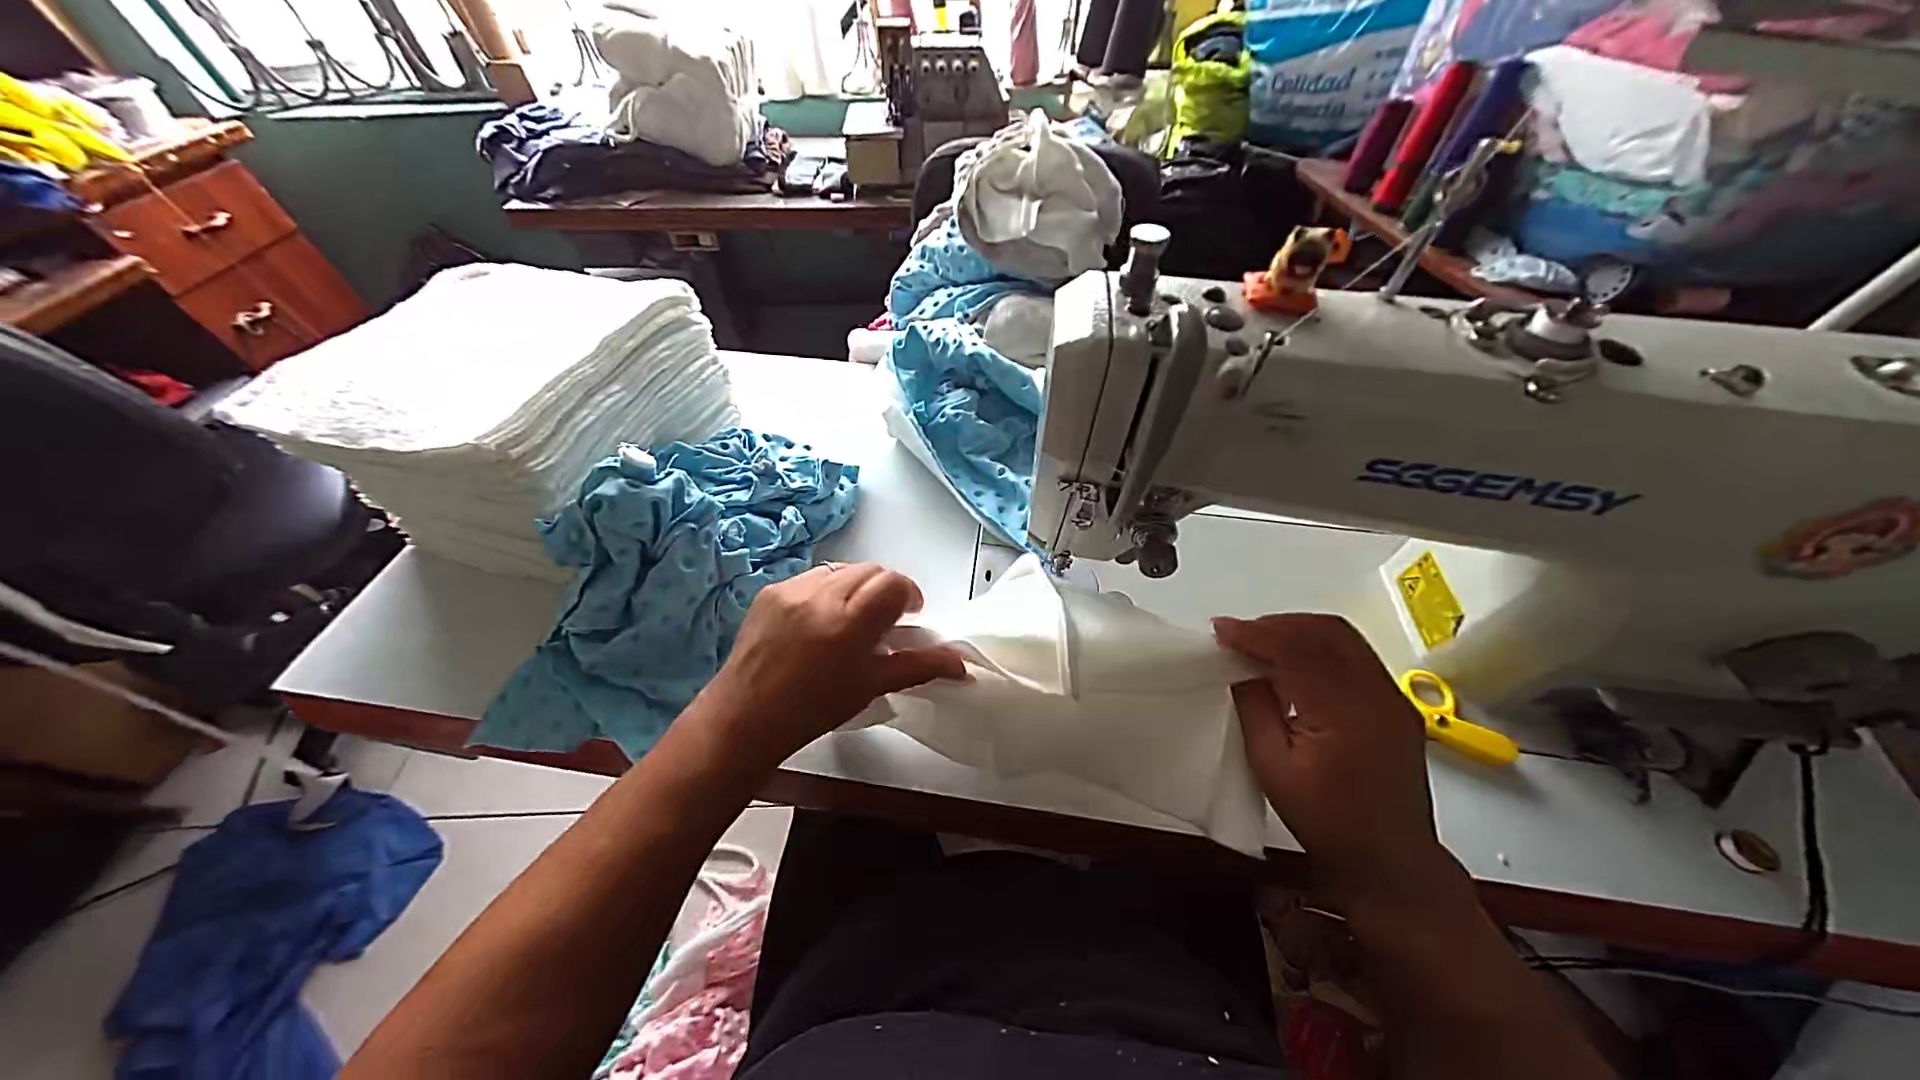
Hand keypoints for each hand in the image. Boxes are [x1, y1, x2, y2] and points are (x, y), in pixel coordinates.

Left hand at [693, 563, 965, 764]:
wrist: (746, 717)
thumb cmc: (812, 710)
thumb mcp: (871, 687)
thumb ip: (919, 666)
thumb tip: (959, 663)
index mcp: (849, 623)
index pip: (894, 582)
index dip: (909, 594)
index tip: (909, 615)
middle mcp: (820, 597)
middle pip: (871, 570)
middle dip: (885, 589)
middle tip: (885, 620)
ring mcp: (792, 590)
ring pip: (842, 569)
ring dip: (855, 586)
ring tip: (851, 619)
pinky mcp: (771, 591)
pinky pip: (811, 577)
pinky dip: (825, 591)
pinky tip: (821, 620)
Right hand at [1213, 614, 1453, 907]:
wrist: (1389, 862)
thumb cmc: (1326, 821)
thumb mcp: (1272, 766)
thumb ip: (1255, 708)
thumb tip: (1240, 668)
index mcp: (1344, 712)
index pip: (1296, 651)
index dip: (1255, 634)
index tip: (1220, 631)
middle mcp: (1377, 695)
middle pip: (1325, 632)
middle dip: (1276, 625)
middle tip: (1238, 636)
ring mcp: (1392, 697)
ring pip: (1343, 638)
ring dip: (1298, 632)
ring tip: (1260, 645)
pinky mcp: (1395, 704)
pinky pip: (1354, 656)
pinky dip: (1318, 648)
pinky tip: (1293, 664)